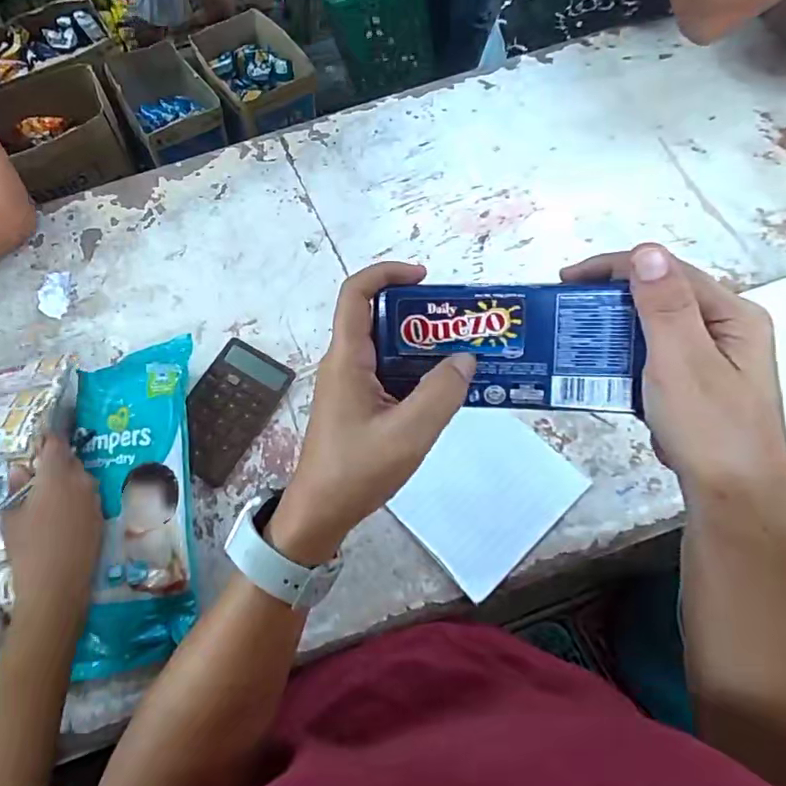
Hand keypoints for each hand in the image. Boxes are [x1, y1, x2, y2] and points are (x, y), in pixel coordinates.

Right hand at [2, 432, 103, 626]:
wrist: (58, 584)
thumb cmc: (27, 548)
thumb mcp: (11, 518)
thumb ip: (17, 489)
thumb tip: (20, 470)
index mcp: (57, 476)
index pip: (56, 445)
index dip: (48, 440)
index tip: (40, 441)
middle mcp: (81, 481)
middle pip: (70, 461)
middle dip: (56, 463)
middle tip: (38, 474)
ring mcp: (95, 499)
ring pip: (82, 480)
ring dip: (68, 482)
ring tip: (49, 498)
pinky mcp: (102, 516)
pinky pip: (89, 498)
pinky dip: (77, 499)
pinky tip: (64, 516)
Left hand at [274, 263, 475, 564]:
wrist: (319, 512)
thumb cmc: (356, 471)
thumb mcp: (408, 433)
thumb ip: (441, 393)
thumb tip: (466, 359)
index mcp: (347, 359)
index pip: (356, 294)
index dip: (387, 273)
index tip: (425, 278)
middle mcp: (346, 363)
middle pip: (379, 318)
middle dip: (420, 313)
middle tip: (461, 324)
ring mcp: (351, 385)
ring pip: (388, 348)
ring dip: (423, 345)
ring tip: (464, 353)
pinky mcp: (359, 404)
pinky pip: (390, 374)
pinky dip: (417, 372)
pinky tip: (445, 388)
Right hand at [561, 244, 785, 504]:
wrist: (735, 502)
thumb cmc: (710, 430)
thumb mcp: (682, 361)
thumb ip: (664, 305)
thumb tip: (647, 250)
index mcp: (733, 316)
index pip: (669, 272)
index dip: (615, 267)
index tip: (566, 280)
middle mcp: (729, 331)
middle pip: (664, 296)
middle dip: (613, 297)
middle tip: (567, 308)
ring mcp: (716, 361)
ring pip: (659, 328)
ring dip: (618, 327)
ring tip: (579, 338)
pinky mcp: (701, 387)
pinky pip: (659, 357)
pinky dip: (630, 357)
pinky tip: (607, 370)